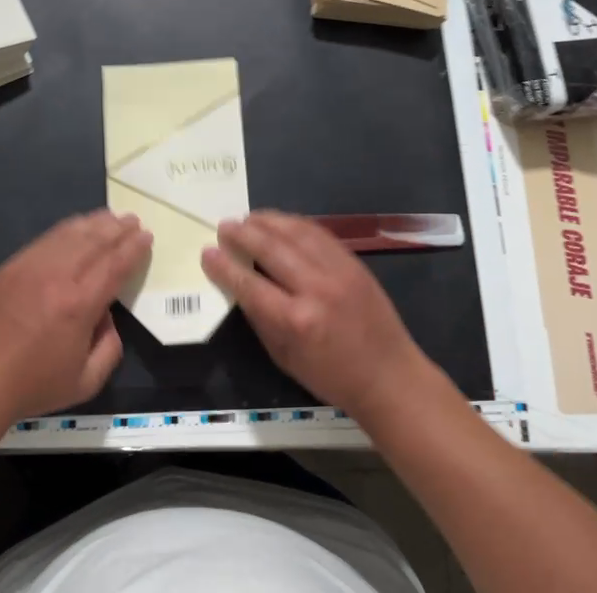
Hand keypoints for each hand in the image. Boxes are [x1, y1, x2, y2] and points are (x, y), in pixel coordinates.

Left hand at [0, 210, 151, 425]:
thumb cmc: (31, 386)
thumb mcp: (85, 382)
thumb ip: (109, 348)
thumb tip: (107, 318)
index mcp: (78, 304)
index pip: (114, 265)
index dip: (133, 248)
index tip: (146, 236)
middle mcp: (56, 276)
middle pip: (94, 241)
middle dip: (118, 229)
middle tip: (134, 220)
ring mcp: (30, 267)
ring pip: (69, 234)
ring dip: (94, 223)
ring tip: (111, 217)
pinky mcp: (10, 266)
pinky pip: (46, 239)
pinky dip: (67, 229)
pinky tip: (77, 228)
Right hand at [202, 210, 434, 415]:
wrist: (390, 376)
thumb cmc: (332, 377)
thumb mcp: (284, 358)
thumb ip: (260, 319)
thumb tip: (239, 286)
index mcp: (294, 320)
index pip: (249, 284)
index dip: (224, 266)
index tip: (207, 252)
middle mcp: (315, 289)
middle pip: (270, 248)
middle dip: (242, 234)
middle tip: (224, 226)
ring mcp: (338, 271)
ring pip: (296, 232)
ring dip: (268, 221)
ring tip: (248, 218)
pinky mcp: (354, 262)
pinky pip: (318, 233)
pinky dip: (295, 224)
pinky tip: (281, 223)